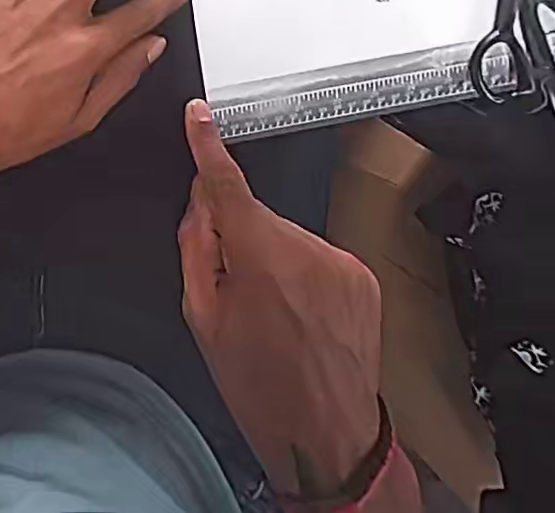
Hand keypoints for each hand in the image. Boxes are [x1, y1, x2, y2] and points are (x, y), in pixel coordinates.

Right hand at [178, 100, 385, 501]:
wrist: (327, 439)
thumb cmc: (259, 386)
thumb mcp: (202, 316)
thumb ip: (195, 245)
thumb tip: (200, 202)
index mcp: (257, 258)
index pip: (226, 183)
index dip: (208, 145)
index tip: (198, 115)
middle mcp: (304, 250)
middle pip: (254, 213)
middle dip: (238, 235)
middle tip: (237, 287)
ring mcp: (337, 260)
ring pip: (284, 233)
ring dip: (271, 256)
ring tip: (274, 310)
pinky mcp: (359, 272)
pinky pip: (313, 251)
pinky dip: (300, 270)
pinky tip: (301, 311)